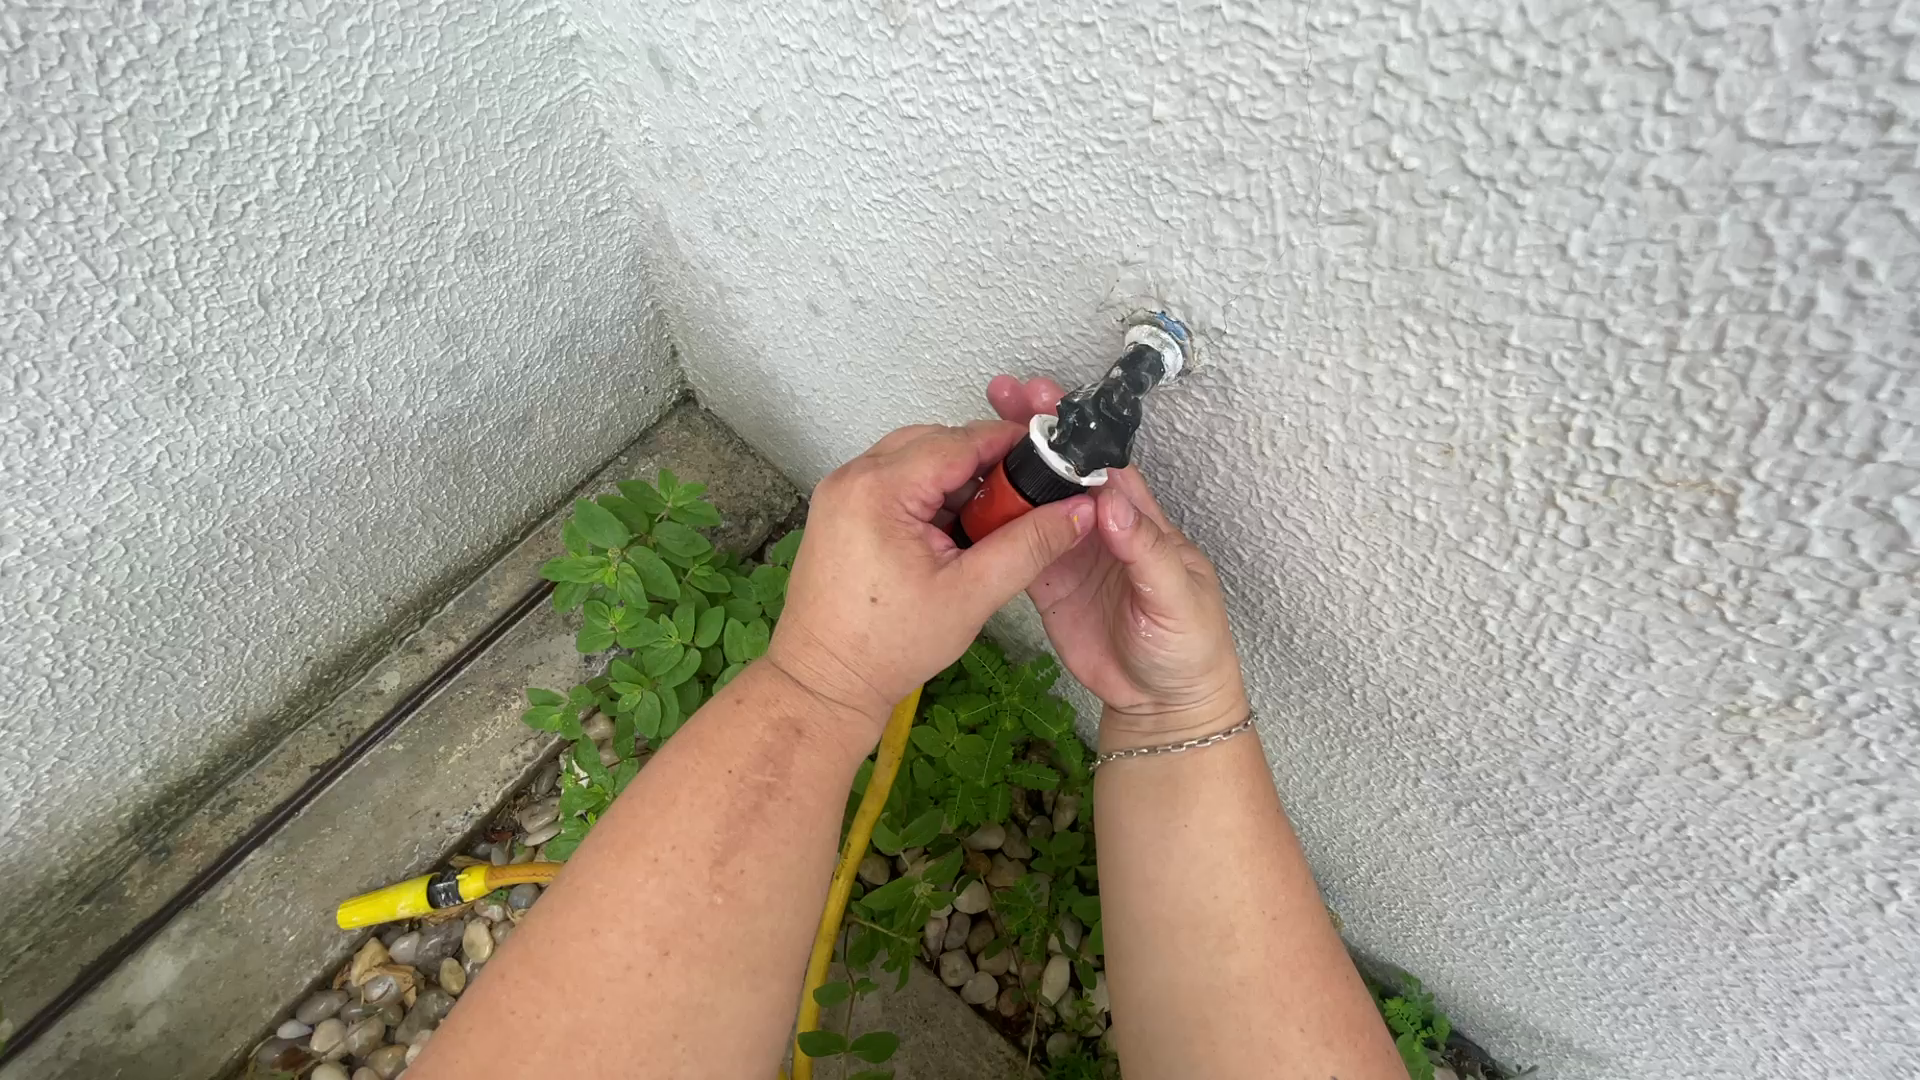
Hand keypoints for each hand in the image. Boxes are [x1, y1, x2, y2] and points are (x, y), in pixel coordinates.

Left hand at [765, 421, 1096, 746]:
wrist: (824, 681)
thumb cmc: (892, 645)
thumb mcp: (971, 595)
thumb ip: (1029, 546)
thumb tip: (1079, 512)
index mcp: (879, 488)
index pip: (957, 441)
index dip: (1008, 444)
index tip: (1048, 458)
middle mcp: (852, 477)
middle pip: (933, 442)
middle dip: (981, 463)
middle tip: (1019, 499)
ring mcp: (839, 492)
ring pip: (912, 458)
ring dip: (953, 479)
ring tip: (986, 520)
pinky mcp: (838, 510)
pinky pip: (892, 480)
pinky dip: (926, 493)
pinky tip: (949, 530)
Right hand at [986, 376, 1248, 748]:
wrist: (1159, 699)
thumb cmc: (1187, 643)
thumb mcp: (1177, 597)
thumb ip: (1146, 551)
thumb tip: (1112, 503)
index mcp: (1138, 519)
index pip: (1104, 463)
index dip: (1075, 431)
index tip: (1047, 400)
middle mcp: (1099, 527)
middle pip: (1062, 471)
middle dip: (1034, 432)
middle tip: (1002, 395)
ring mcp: (1069, 553)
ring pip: (1033, 503)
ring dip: (1007, 470)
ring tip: (973, 439)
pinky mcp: (1046, 582)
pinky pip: (1016, 547)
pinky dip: (993, 526)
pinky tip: (968, 503)